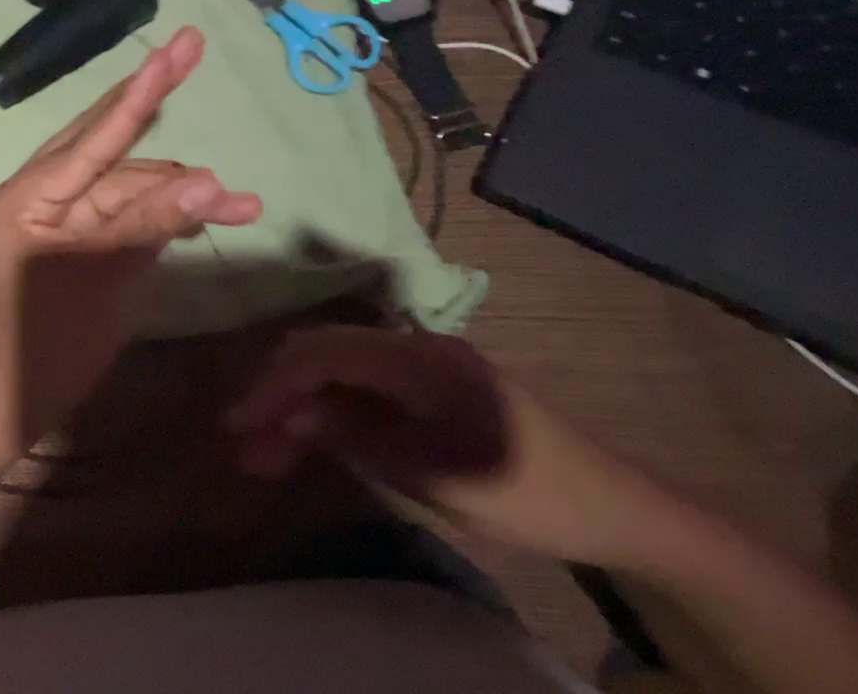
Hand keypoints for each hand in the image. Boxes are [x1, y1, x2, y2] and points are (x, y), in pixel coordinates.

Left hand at [0, 27, 262, 453]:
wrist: (26, 393)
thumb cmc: (55, 345)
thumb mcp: (107, 280)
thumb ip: (153, 223)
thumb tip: (212, 184)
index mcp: (19, 201)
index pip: (89, 143)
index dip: (138, 97)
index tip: (173, 50)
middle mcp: (25, 192)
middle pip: (99, 141)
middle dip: (150, 107)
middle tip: (192, 48)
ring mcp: (42, 208)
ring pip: (117, 176)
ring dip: (173, 186)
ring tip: (235, 201)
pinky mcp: (62, 225)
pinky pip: (113, 201)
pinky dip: (156, 206)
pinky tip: (202, 207)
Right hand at [226, 326, 683, 567]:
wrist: (617, 510)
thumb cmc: (528, 495)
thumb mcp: (434, 476)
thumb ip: (357, 436)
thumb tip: (289, 413)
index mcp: (420, 360)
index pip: (323, 355)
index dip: (273, 386)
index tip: (239, 427)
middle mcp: (416, 346)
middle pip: (322, 353)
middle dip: (276, 395)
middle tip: (245, 443)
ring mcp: (422, 362)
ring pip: (336, 369)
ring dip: (297, 405)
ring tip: (266, 452)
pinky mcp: (427, 384)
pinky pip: (361, 385)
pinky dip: (327, 409)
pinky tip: (307, 439)